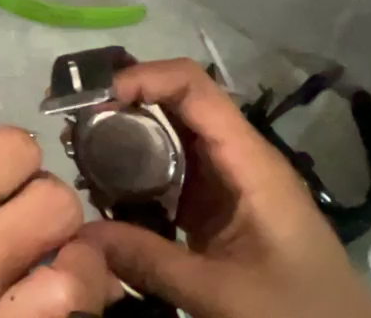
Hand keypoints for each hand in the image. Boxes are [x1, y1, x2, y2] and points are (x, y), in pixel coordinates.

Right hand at [76, 59, 370, 317]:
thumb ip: (151, 262)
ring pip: (166, 135)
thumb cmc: (301, 315)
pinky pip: (168, 172)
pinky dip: (132, 171)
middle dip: (119, 103)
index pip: (192, 85)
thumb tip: (78, 232)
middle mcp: (235, 159)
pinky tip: (103, 191)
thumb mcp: (225, 296)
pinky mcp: (216, 209)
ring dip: (121, 136)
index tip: (93, 99)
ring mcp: (225, 183)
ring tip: (77, 153)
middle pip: (172, 103)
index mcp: (249, 161)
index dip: (142, 77)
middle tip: (69, 122)